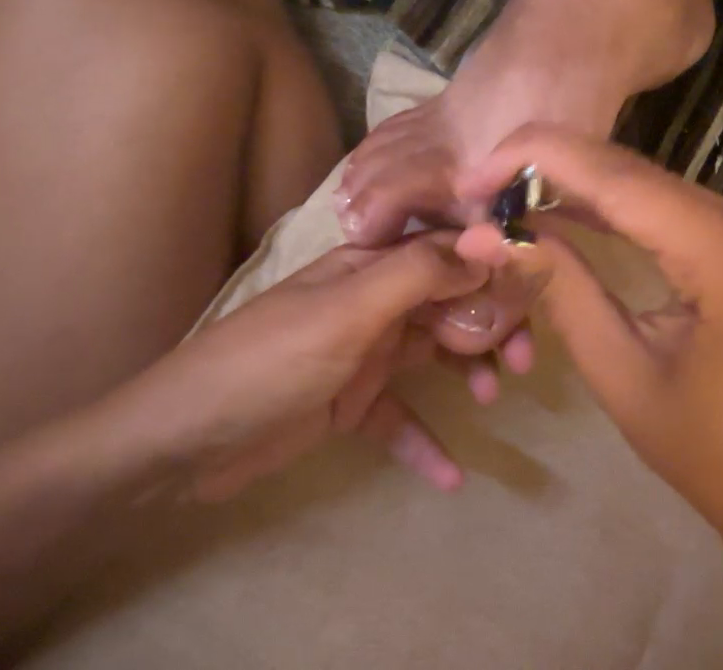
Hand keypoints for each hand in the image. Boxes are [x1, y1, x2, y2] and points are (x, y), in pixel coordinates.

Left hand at [82, 234, 488, 500]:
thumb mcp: (346, 312)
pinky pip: (400, 416)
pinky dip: (425, 441)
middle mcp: (372, 301)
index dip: (493, 265)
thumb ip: (417, 275)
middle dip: (490, 323)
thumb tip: (487, 247)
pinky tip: (451, 474)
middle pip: (448, 301)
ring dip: (468, 371)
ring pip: (433, 353)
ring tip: (490, 400)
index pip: (446, 250)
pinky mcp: (350, 403)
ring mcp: (361, 353)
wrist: (184, 440)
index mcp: (369, 265)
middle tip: (523, 359)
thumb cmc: (268, 362)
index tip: (537, 293)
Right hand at [453, 127, 722, 551]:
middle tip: (479, 190)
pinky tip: (565, 208)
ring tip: (507, 197)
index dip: (536, 160)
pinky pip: (671, 207)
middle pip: (632, 171)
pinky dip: (614, 206)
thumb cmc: (712, 454)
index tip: (471, 177)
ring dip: (578, 185)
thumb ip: (561, 290)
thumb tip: (489, 234)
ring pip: (649, 184)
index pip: (617, 177)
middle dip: (550, 168)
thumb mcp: (621, 374)